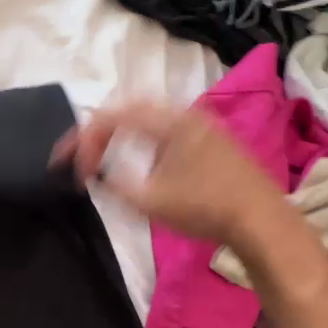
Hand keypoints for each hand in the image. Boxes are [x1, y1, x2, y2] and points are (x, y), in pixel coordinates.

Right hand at [51, 100, 290, 245]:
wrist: (259, 219)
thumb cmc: (205, 208)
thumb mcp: (149, 201)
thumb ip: (115, 183)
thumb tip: (95, 174)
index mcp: (168, 122)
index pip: (112, 117)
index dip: (82, 140)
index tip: (67, 167)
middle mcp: (184, 114)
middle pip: (128, 108)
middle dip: (97, 130)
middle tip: (77, 155)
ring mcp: (199, 125)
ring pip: (146, 117)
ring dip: (117, 134)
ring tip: (98, 156)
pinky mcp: (207, 140)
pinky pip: (161, 127)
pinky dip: (137, 138)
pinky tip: (133, 160)